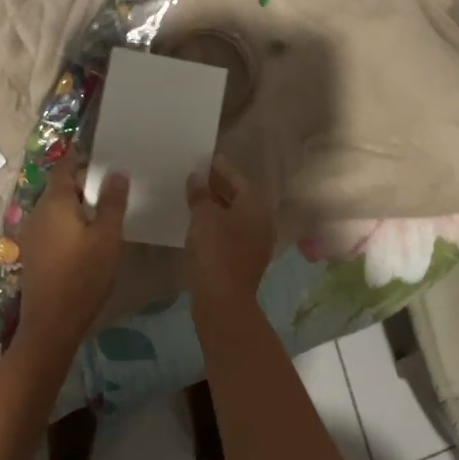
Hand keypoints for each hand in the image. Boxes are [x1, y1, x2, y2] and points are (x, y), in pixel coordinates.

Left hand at [14, 162, 129, 360]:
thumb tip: (116, 171)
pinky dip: (69, 221)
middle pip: (59, 187)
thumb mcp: (107, 237)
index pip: (65, 167)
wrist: (51, 325)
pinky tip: (88, 234)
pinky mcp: (34, 252)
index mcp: (54, 203)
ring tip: (105, 207)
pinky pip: (52, 225)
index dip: (81, 157)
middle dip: (83, 182)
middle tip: (112, 181)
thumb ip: (111, 202)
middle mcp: (37, 212)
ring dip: (76, 204)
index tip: (103, 153)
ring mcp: (32, 234)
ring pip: (56, 208)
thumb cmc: (83, 277)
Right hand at [184, 157, 275, 310]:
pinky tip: (201, 224)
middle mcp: (262, 221)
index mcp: (256, 206)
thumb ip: (200, 194)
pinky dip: (219, 224)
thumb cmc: (216, 251)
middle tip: (199, 176)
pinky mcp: (247, 259)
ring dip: (218, 206)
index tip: (208, 159)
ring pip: (236, 216)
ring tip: (196, 198)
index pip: (238, 180)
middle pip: (240, 197)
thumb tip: (198, 177)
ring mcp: (257, 242)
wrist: (223, 300)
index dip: (222, 169)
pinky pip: (233, 232)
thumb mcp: (203, 218)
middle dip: (220, 187)